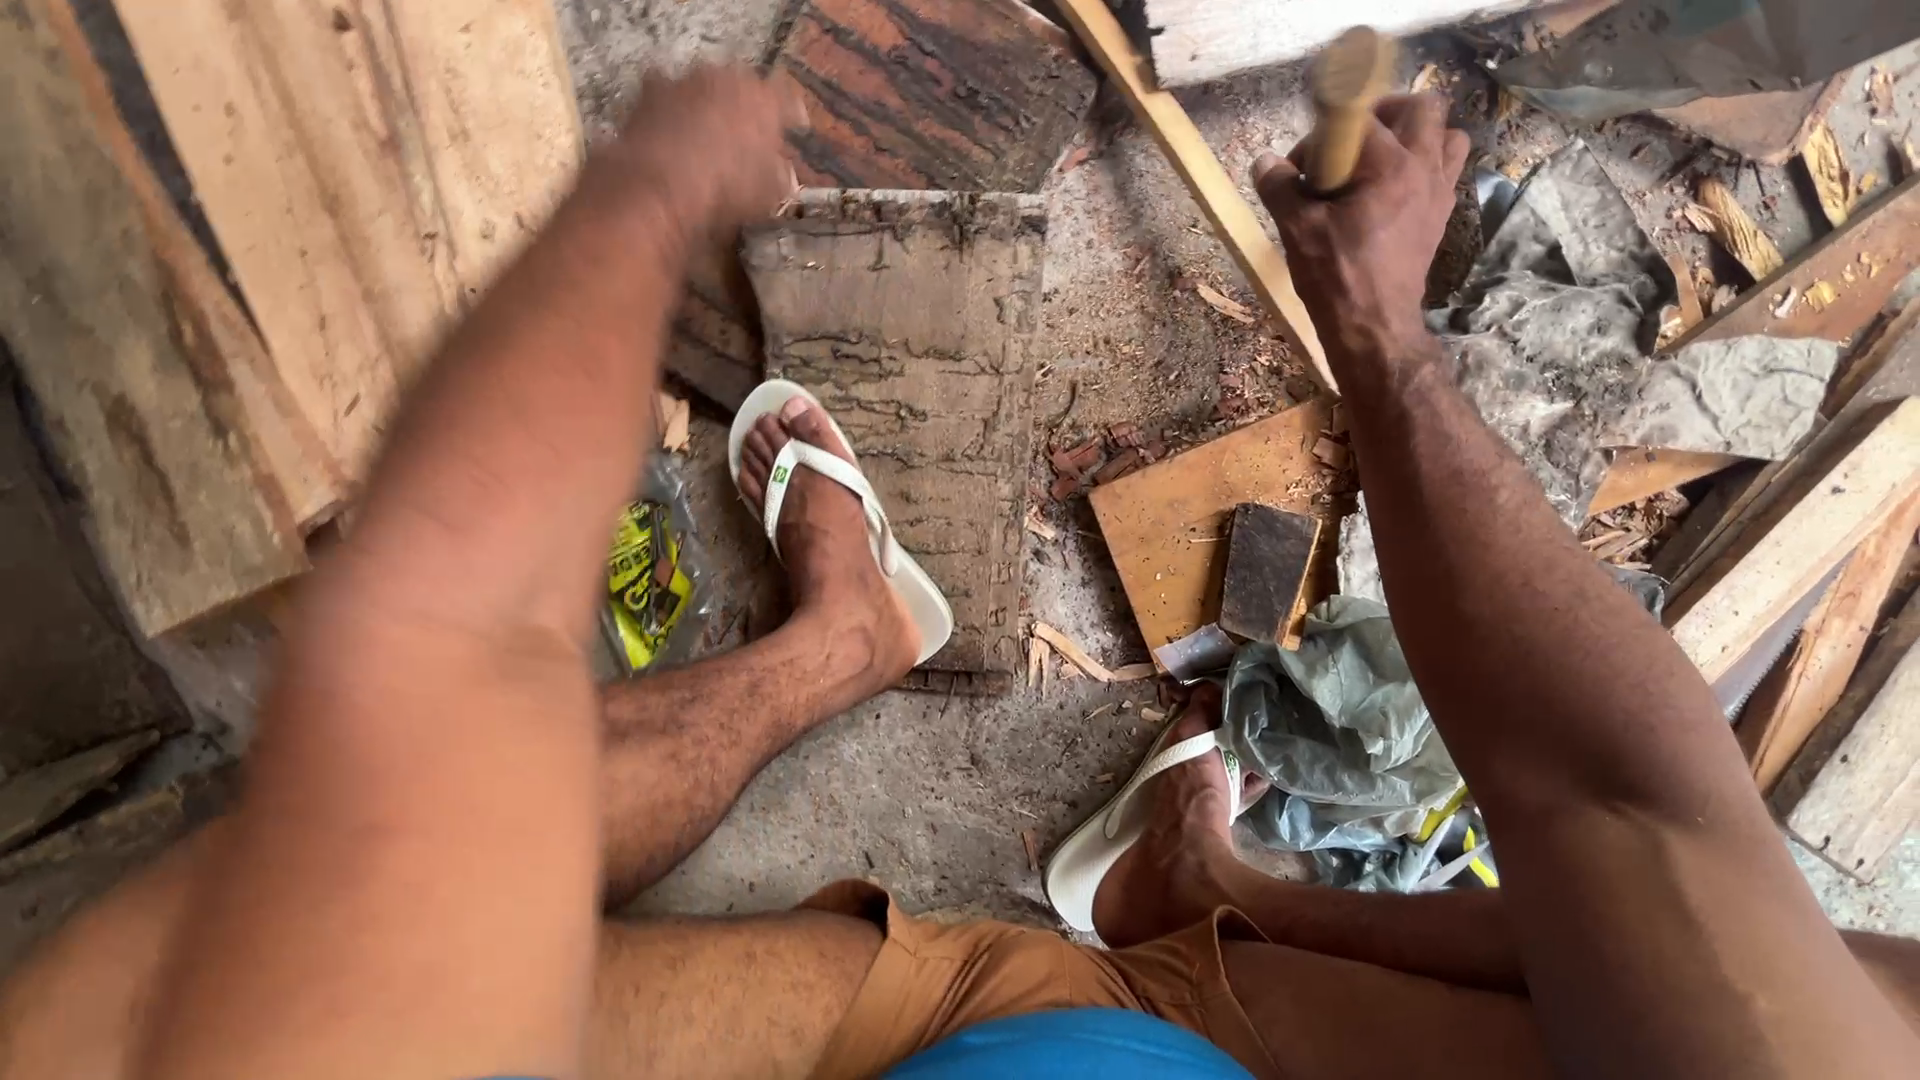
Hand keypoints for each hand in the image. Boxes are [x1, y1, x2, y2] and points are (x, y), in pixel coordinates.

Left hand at [583, 67, 806, 238]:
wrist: (659, 188)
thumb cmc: (726, 191)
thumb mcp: (767, 195)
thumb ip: (780, 176)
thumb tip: (784, 173)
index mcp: (763, 98)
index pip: (787, 101)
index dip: (792, 117)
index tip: (795, 130)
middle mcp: (724, 77)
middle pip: (743, 90)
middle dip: (747, 111)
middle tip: (749, 138)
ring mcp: (684, 80)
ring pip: (705, 91)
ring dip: (709, 110)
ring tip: (709, 140)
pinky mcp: (647, 92)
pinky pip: (669, 101)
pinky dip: (674, 116)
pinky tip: (674, 140)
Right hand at [1253, 94, 1468, 365]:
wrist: (1373, 326)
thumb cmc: (1335, 277)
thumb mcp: (1298, 231)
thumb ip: (1280, 190)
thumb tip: (1264, 163)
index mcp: (1389, 164)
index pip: (1358, 121)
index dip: (1322, 137)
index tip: (1300, 168)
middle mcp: (1424, 167)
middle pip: (1421, 107)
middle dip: (1383, 114)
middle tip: (1350, 141)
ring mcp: (1439, 191)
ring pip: (1445, 135)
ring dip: (1415, 136)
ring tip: (1380, 160)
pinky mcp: (1440, 215)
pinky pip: (1444, 170)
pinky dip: (1423, 166)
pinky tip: (1391, 191)